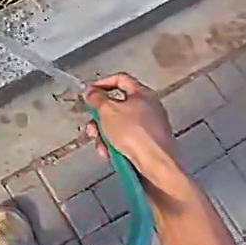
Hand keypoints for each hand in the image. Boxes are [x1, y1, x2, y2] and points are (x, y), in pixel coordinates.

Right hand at [83, 74, 192, 198]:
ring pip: (118, 126)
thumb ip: (96, 98)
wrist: (156, 165)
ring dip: (105, 135)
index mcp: (142, 94)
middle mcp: (148, 108)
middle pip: (117, 106)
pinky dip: (115, 146)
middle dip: (100, 118)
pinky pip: (126, 141)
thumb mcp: (108, 111)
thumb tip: (91, 91)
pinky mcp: (148, 145)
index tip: (89, 93)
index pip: (121, 79)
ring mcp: (149, 128)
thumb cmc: (133, 133)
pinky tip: (110, 155)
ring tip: (101, 146)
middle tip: (91, 127)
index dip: (102, 83)